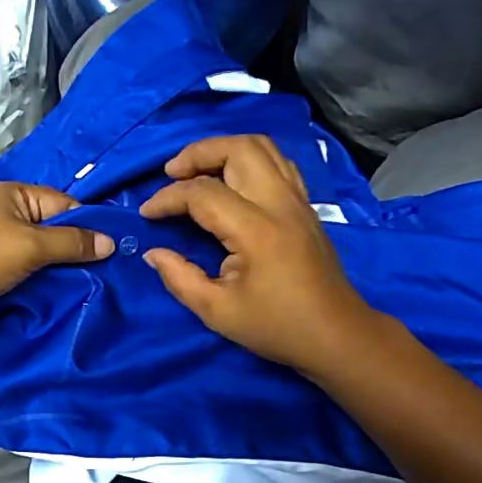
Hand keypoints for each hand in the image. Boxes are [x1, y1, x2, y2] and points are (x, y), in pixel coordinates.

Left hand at [0, 182, 114, 333]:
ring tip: (92, 285)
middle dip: (76, 250)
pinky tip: (64, 295)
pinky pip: (28, 272)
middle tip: (107, 272)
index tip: (112, 249)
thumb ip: (72, 243)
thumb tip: (111, 243)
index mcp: (13, 195)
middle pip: (53, 229)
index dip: (87, 225)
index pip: (63, 204)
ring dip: (60, 269)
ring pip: (42, 254)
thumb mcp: (31, 245)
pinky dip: (43, 282)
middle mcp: (6, 214)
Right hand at [139, 135, 381, 376]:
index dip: (168, 198)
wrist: (335, 335)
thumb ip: (179, 277)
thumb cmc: (275, 327)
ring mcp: (297, 200)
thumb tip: (153, 253)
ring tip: (196, 171)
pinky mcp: (305, 206)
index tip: (146, 214)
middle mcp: (280, 204)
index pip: (203, 193)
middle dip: (198, 153)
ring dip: (223, 150)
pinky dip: (247, 160)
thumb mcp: (216, 311)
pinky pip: (277, 162)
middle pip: (238, 149)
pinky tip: (229, 179)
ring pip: (261, 147)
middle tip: (171, 174)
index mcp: (257, 231)